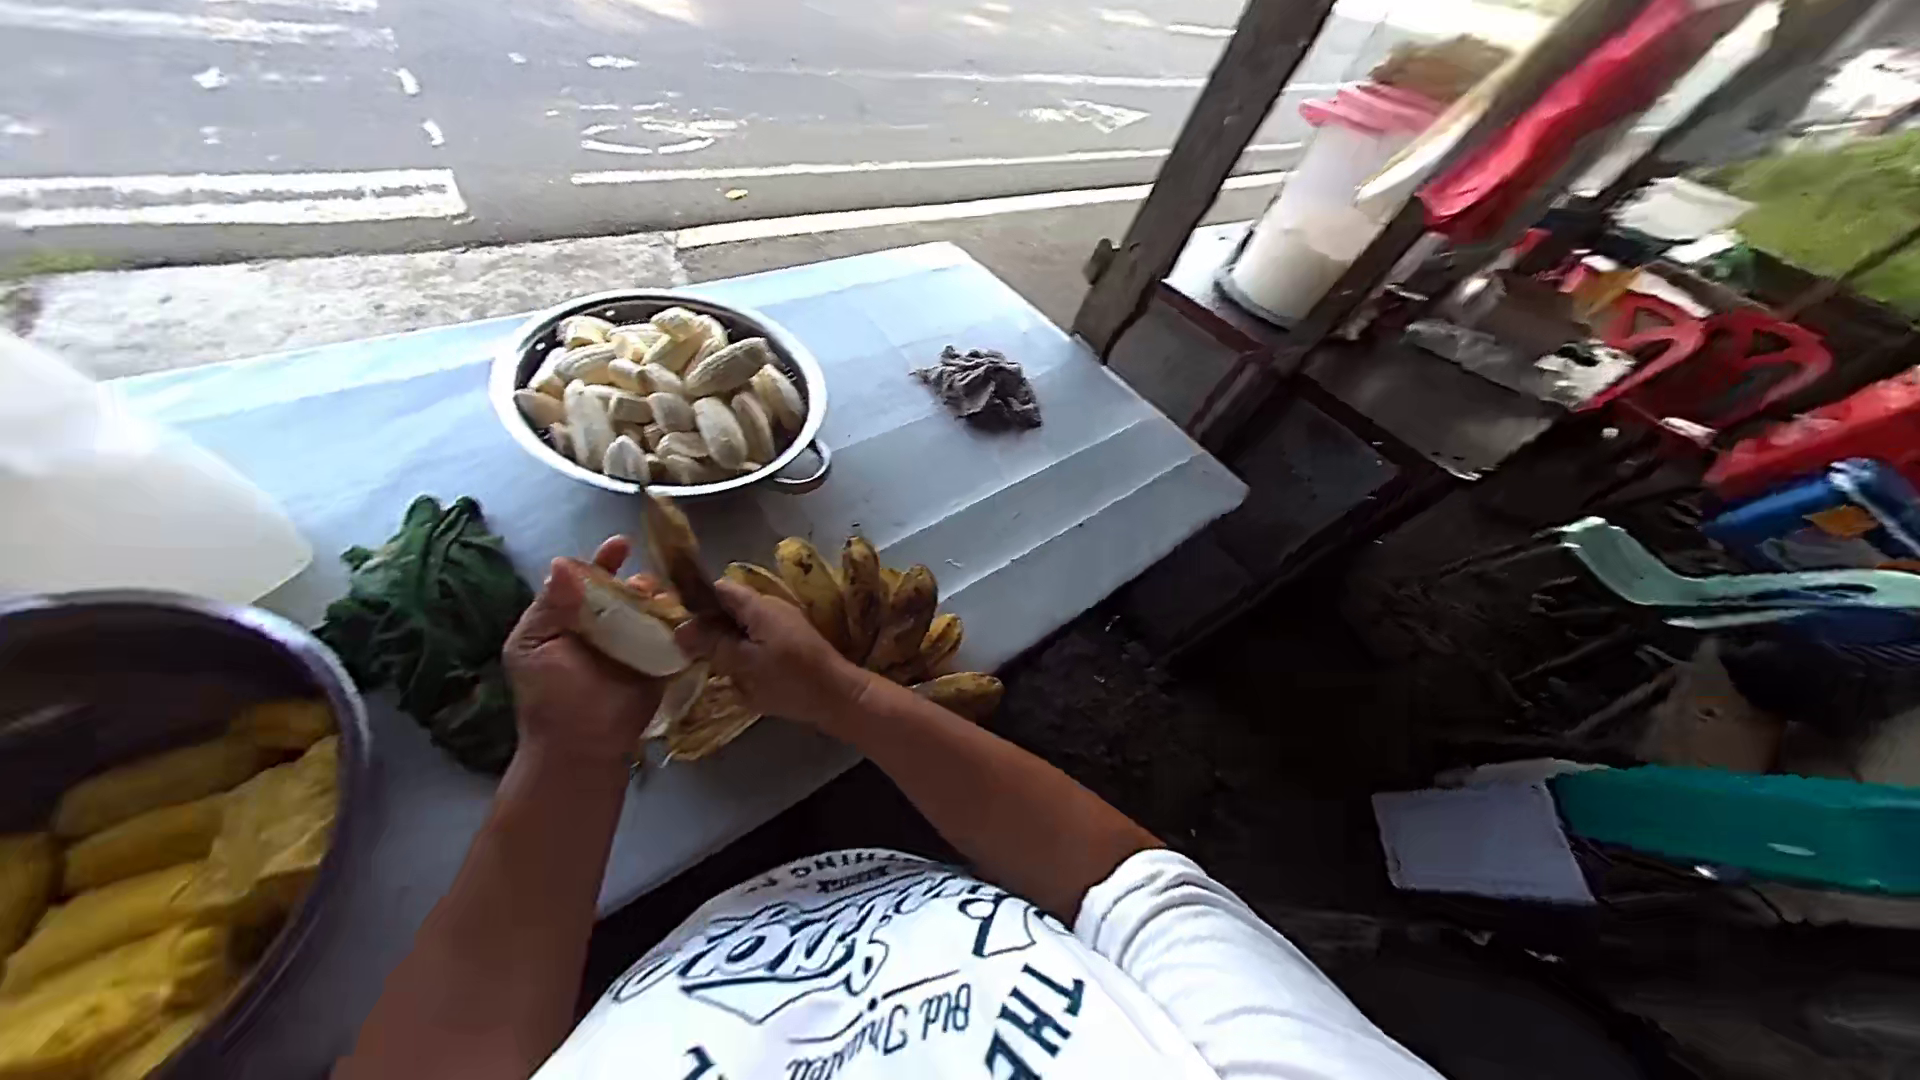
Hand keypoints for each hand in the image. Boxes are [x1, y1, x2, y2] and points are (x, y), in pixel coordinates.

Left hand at [503, 536, 665, 765]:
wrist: (581, 745)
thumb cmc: (550, 696)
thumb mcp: (534, 647)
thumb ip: (549, 607)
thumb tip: (563, 563)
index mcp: (574, 617)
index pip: (590, 580)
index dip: (605, 560)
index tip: (623, 544)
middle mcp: (608, 624)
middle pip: (629, 590)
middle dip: (638, 582)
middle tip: (643, 589)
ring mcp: (638, 642)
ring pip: (656, 608)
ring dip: (661, 600)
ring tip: (662, 604)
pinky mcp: (664, 660)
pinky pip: (677, 633)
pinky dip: (683, 622)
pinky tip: (687, 616)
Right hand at [677, 579, 875, 728]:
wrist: (837, 696)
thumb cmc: (790, 679)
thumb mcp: (744, 664)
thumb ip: (712, 643)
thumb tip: (680, 627)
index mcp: (760, 605)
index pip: (720, 589)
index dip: (695, 599)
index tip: (673, 619)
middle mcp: (771, 607)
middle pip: (729, 607)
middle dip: (706, 624)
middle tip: (683, 647)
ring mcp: (782, 624)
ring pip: (741, 624)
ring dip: (723, 640)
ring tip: (701, 660)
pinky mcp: (788, 642)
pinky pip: (756, 638)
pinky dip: (740, 649)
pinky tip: (730, 670)